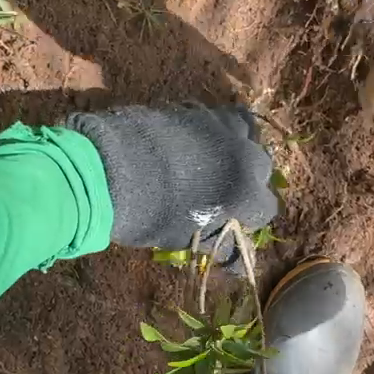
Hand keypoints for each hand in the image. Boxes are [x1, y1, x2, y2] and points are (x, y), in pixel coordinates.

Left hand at [66, 105, 276, 265]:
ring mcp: (217, 125)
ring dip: (236, 146)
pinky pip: (214, 117)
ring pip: (244, 131)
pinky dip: (211, 130)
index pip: (265, 208)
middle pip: (260, 167)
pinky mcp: (192, 108)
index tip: (229, 223)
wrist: (108, 170)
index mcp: (245, 189)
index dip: (249, 219)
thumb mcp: (186, 238)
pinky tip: (191, 144)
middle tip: (219, 194)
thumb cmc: (152, 214)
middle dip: (247, 180)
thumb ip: (219, 246)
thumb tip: (239, 264)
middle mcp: (241, 153)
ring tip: (213, 162)